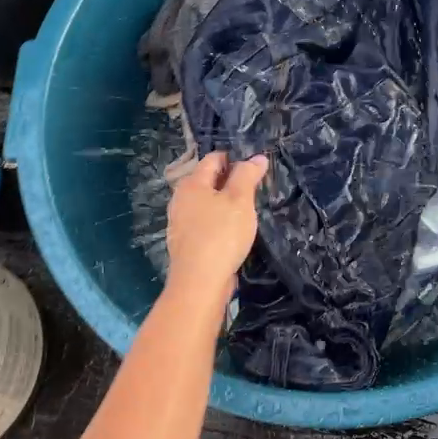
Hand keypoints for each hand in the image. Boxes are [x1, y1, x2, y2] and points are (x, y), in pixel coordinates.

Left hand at [166, 152, 268, 294]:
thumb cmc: (221, 234)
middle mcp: (180, 199)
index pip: (213, 158)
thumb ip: (247, 175)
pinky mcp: (185, 242)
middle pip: (208, 181)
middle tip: (255, 188)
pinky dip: (218, 221)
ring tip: (247, 210)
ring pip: (206, 203)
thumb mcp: (240, 200)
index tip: (256, 167)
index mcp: (191, 183)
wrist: (199, 282)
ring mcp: (180, 222)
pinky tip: (232, 232)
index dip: (235, 158)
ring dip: (224, 203)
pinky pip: (204, 222)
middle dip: (230, 181)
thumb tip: (257, 157)